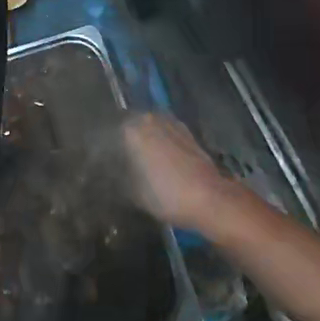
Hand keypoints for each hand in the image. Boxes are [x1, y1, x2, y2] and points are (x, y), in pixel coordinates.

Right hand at [122, 113, 233, 232]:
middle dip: (128, 137)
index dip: (110, 146)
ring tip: (145, 155)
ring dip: (147, 135)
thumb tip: (113, 175)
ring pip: (151, 125)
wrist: (211, 199)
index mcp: (132, 132)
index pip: (113, 132)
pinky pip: (167, 131)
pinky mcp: (187, 132)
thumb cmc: (167, 196)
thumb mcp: (136, 194)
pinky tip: (164, 155)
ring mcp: (170, 124)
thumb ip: (122, 180)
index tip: (109, 159)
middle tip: (126, 157)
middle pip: (132, 124)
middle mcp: (150, 121)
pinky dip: (163, 139)